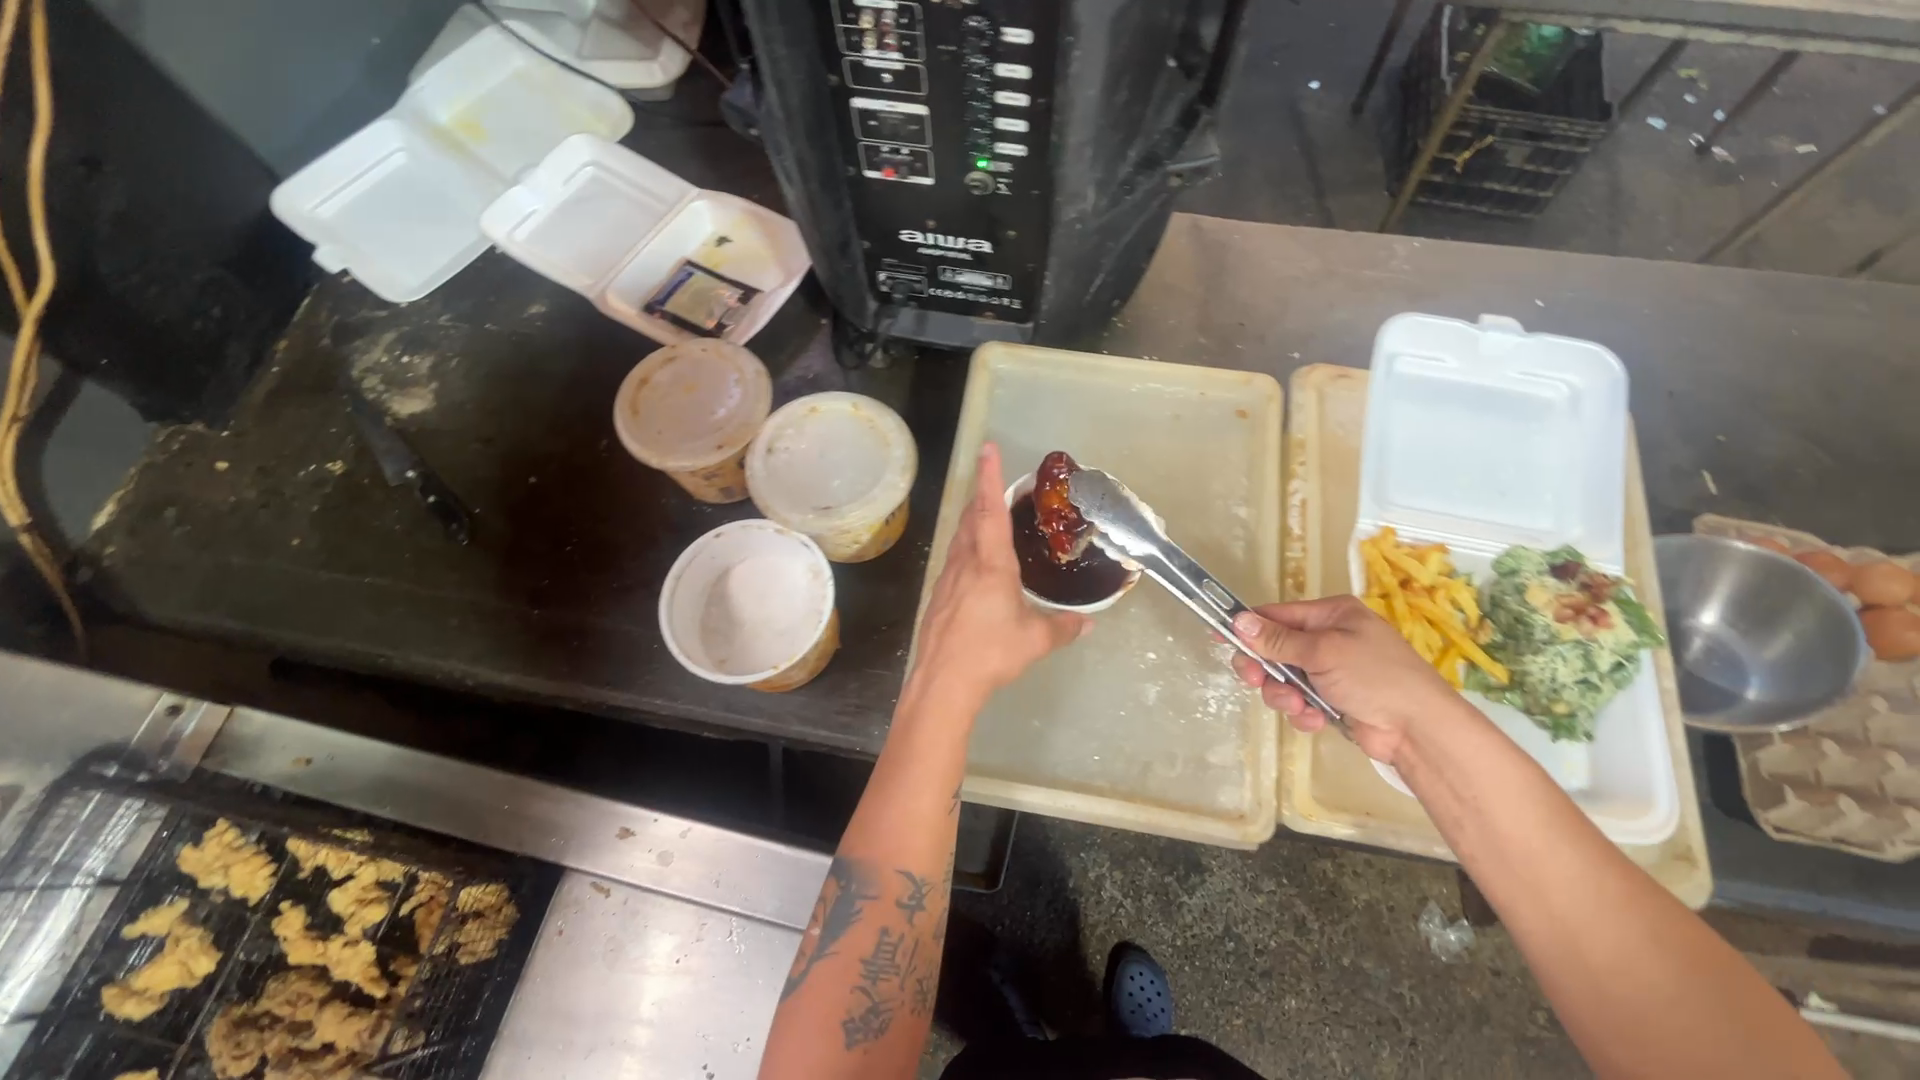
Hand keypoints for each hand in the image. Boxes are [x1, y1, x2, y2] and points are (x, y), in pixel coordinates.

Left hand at [906, 443, 1089, 712]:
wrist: (942, 683)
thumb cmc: (991, 653)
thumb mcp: (1035, 641)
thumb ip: (1062, 628)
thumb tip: (1087, 624)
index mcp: (990, 565)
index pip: (989, 511)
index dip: (989, 478)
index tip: (987, 449)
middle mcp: (965, 565)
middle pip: (970, 520)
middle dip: (981, 497)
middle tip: (993, 484)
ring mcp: (947, 581)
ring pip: (959, 540)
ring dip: (971, 523)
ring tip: (985, 518)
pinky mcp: (938, 600)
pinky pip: (953, 562)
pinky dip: (965, 550)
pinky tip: (973, 566)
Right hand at [1229, 596, 1463, 766]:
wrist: (1418, 728)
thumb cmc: (1375, 676)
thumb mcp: (1323, 651)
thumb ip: (1278, 639)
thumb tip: (1238, 620)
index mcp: (1331, 615)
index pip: (1277, 615)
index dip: (1247, 626)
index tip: (1219, 635)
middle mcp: (1329, 639)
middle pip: (1274, 650)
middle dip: (1265, 668)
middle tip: (1255, 680)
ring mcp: (1330, 672)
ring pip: (1283, 680)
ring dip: (1284, 695)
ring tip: (1299, 706)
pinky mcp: (1332, 701)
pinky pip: (1300, 702)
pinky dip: (1303, 712)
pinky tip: (1316, 719)